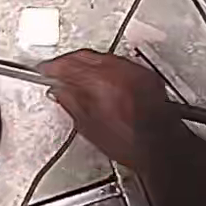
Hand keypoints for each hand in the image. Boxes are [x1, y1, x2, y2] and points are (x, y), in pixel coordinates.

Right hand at [37, 49, 182, 169]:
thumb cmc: (131, 144)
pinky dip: (106, 67)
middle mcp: (120, 72)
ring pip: (103, 57)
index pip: (70, 66)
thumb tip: (59, 89)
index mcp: (102, 84)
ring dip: (87, 63)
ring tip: (76, 75)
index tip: (44, 70)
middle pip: (86, 56)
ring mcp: (135, 71)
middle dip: (68, 62)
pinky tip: (100, 77)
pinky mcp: (146, 75)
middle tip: (56, 70)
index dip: (52, 67)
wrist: (161, 148)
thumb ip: (71, 102)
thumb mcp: (90, 127)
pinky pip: (120, 63)